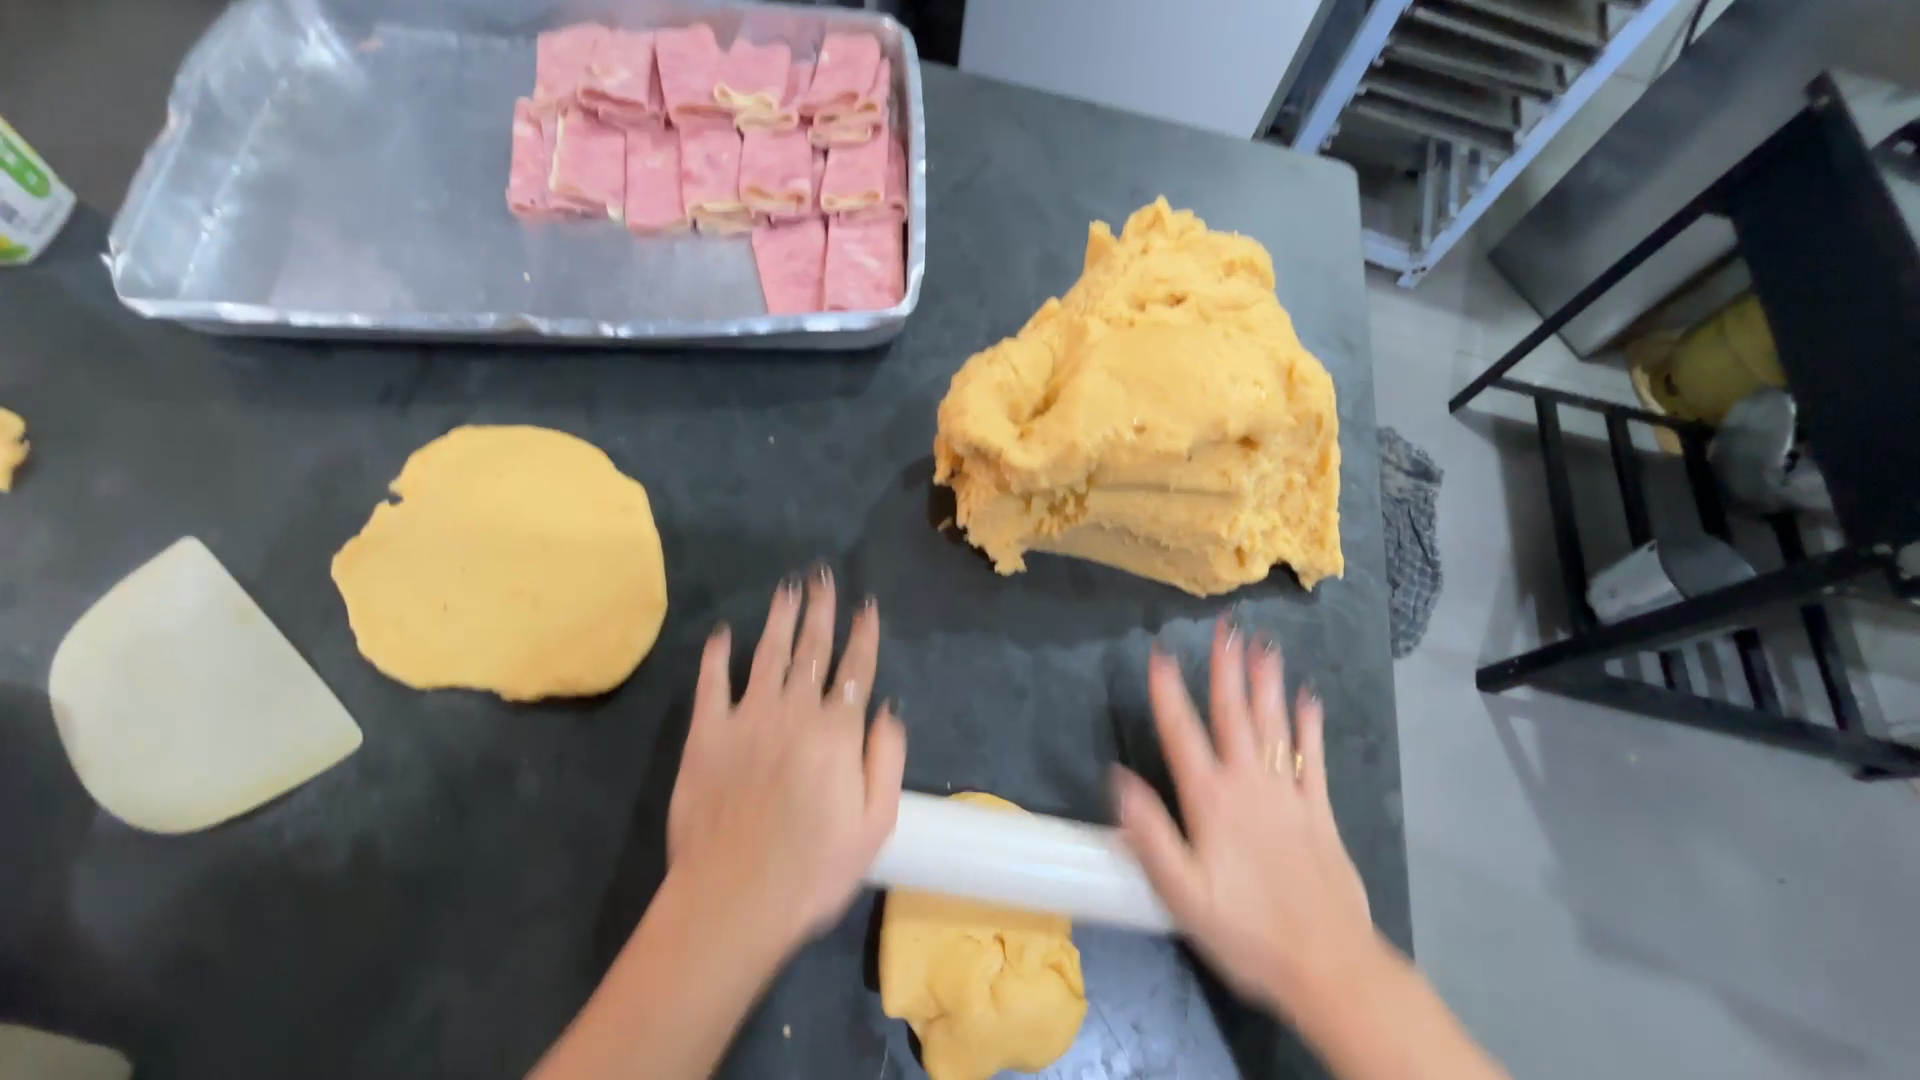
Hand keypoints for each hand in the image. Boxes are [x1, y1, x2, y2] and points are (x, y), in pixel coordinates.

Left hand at [666, 568, 907, 952]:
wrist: (733, 899)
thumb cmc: (813, 870)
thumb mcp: (875, 824)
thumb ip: (886, 759)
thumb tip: (886, 709)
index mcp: (837, 733)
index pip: (856, 670)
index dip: (863, 634)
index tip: (867, 604)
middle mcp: (794, 712)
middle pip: (812, 650)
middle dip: (821, 610)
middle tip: (824, 576)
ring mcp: (747, 719)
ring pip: (769, 655)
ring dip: (780, 619)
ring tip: (788, 588)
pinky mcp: (707, 735)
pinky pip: (712, 684)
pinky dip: (717, 656)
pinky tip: (723, 633)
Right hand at [1115, 619, 1377, 1016]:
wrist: (1328, 965)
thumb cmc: (1245, 932)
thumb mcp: (1182, 895)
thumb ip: (1149, 835)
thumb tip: (1118, 780)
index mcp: (1211, 802)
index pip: (1182, 735)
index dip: (1167, 692)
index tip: (1159, 652)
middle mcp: (1250, 786)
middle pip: (1234, 717)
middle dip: (1225, 669)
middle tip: (1224, 627)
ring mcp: (1289, 795)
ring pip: (1275, 726)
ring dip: (1267, 684)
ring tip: (1263, 645)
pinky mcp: (1320, 811)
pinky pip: (1314, 758)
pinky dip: (1310, 726)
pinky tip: (1309, 699)